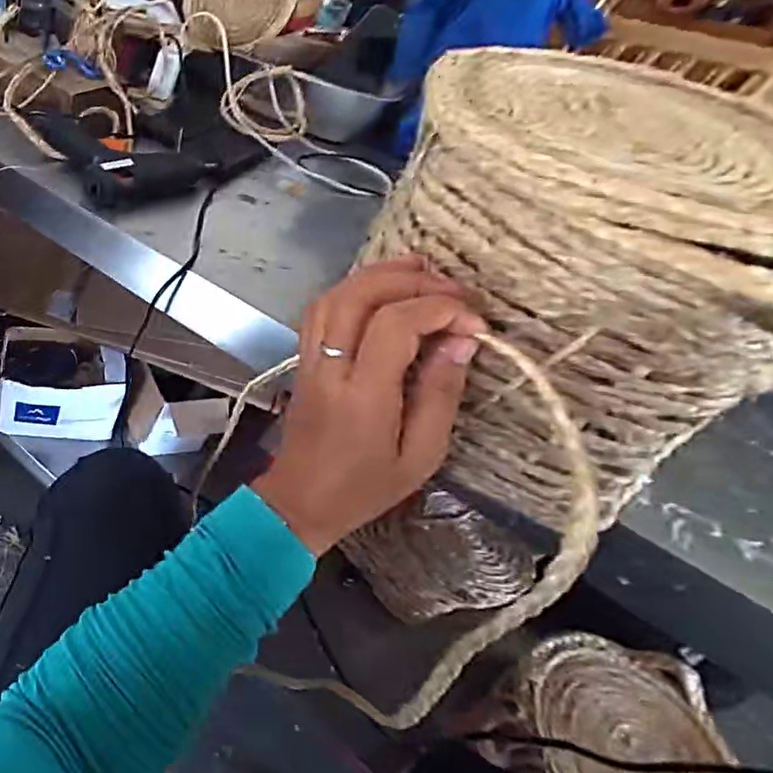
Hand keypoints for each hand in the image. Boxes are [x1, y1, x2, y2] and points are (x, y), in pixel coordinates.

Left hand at [250, 257, 483, 553]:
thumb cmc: (364, 487)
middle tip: (448, 285)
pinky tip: (377, 293)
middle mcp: (329, 368)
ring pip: (330, 298)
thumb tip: (462, 342)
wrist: (299, 500)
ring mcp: (308, 362)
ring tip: (416, 271)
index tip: (473, 322)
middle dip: (404, 280)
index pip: (393, 325)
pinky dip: (349, 292)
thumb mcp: (421, 455)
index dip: (436, 309)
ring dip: (372, 277)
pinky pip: (318, 313)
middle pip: (355, 298)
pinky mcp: (300, 362)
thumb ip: (441, 395)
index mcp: (362, 394)